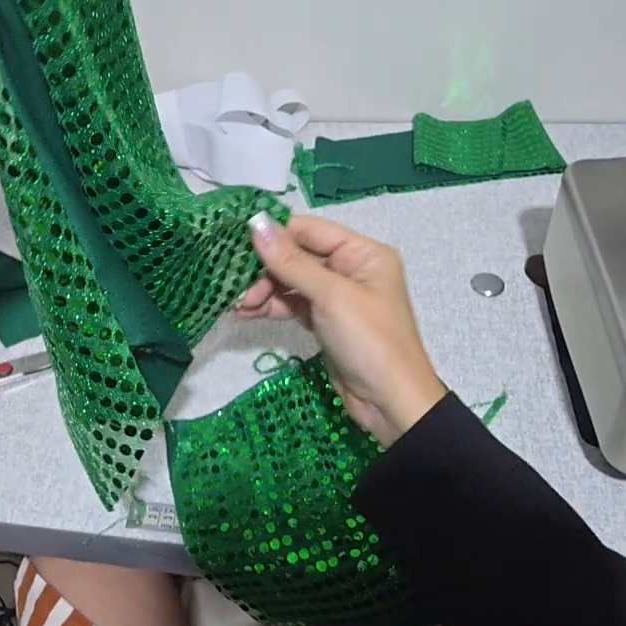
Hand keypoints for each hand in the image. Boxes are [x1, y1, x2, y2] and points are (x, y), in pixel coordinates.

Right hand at [238, 215, 445, 446]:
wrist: (390, 403)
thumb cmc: (369, 340)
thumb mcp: (330, 296)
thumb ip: (291, 261)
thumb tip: (256, 222)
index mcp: (363, 253)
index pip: (310, 230)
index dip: (274, 234)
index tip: (236, 243)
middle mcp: (350, 268)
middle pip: (297, 255)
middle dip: (265, 269)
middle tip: (236, 287)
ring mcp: (337, 296)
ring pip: (291, 282)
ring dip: (263, 290)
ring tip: (237, 305)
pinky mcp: (325, 321)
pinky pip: (293, 304)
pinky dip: (271, 307)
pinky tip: (246, 313)